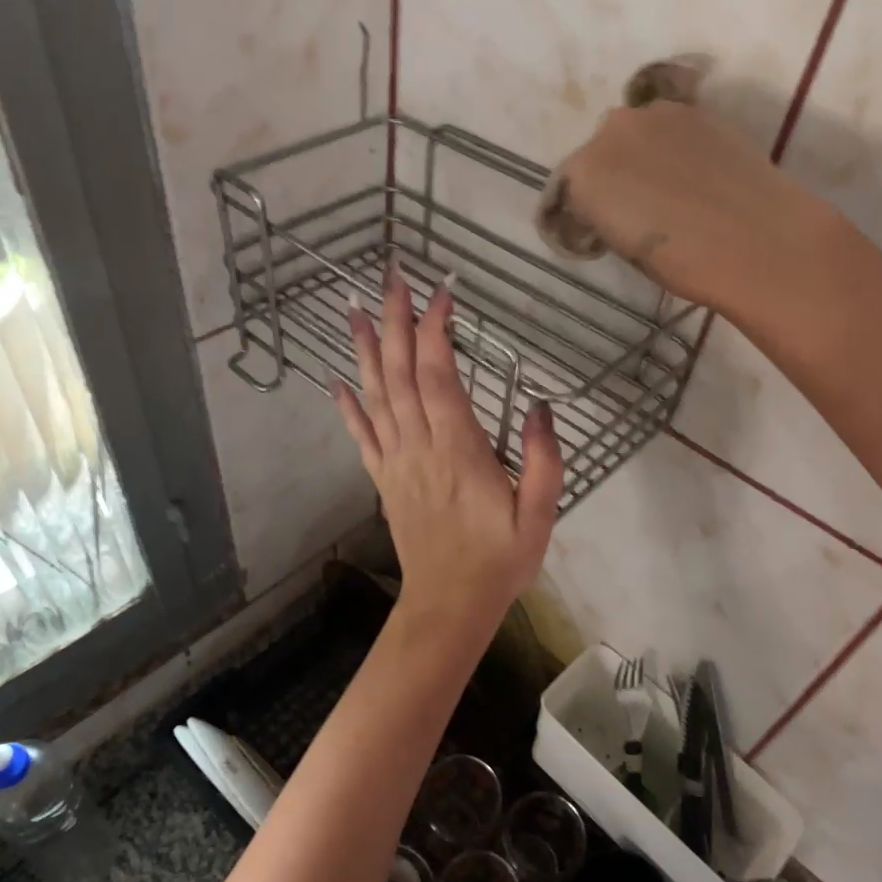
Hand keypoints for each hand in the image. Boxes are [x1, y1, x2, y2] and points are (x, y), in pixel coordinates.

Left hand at [332, 268, 562, 630]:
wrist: (450, 605)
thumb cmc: (500, 560)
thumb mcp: (540, 517)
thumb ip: (544, 462)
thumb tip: (541, 408)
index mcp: (459, 450)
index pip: (439, 375)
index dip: (435, 329)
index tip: (441, 291)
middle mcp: (419, 447)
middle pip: (400, 373)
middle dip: (395, 321)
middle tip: (391, 276)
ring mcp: (396, 462)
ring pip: (376, 396)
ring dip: (365, 349)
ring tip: (355, 308)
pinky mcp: (384, 480)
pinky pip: (362, 435)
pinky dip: (348, 404)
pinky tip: (336, 378)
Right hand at [557, 101, 853, 316]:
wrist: (757, 238)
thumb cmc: (682, 262)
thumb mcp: (625, 248)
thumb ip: (607, 216)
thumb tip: (615, 207)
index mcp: (583, 173)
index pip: (567, 191)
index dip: (583, 212)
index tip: (599, 232)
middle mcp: (612, 130)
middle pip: (599, 152)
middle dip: (610, 176)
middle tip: (634, 210)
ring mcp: (658, 114)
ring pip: (636, 136)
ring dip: (642, 157)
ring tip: (667, 191)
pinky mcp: (699, 111)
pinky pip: (671, 130)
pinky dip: (674, 149)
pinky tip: (694, 178)